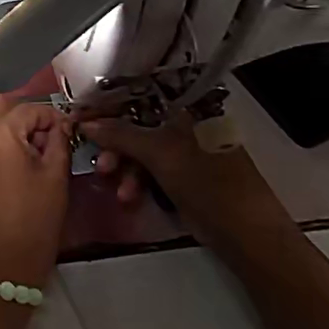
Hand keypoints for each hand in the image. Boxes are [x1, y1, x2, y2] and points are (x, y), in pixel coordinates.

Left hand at [0, 96, 72, 288]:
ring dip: (9, 128)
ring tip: (34, 150)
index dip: (52, 116)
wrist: (0, 267)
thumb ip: (59, 142)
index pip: (27, 109)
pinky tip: (16, 166)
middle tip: (47, 133)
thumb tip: (60, 126)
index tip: (67, 131)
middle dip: (24, 113)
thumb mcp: (55, 178)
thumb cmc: (33, 221)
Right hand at [77, 111, 286, 238]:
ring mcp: (184, 153)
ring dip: (124, 168)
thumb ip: (122, 135)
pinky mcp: (182, 178)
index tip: (84, 117)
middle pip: (138, 125)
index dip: (111, 105)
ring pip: (141, 152)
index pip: (142, 96)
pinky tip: (129, 197)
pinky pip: (149, 172)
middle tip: (100, 162)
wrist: (244, 232)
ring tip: (117, 186)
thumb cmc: (209, 182)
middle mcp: (186, 125)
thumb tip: (87, 123)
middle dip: (115, 144)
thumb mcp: (162, 154)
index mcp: (189, 109)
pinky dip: (136, 182)